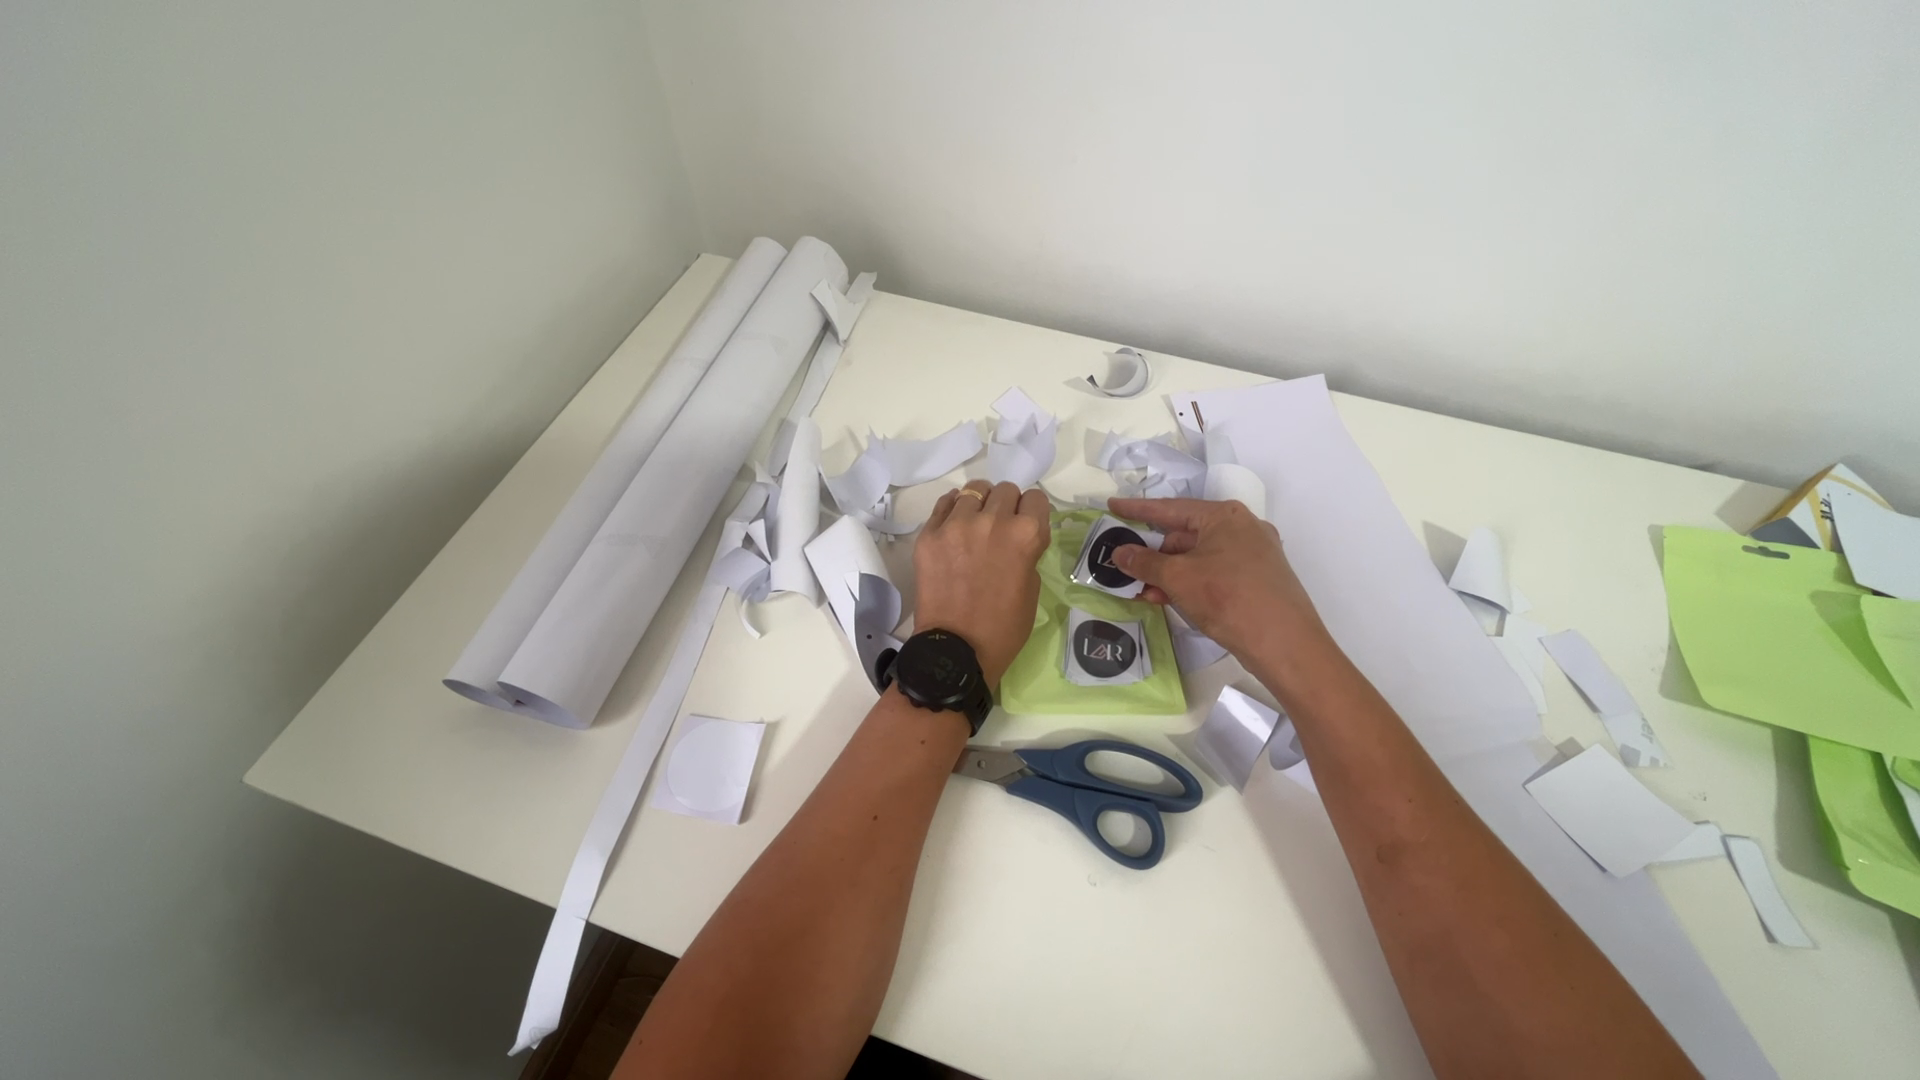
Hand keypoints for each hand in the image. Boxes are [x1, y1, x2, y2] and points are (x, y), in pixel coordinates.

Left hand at [913, 480, 1051, 686]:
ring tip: (974, 526)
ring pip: (973, 490)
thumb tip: (1015, 537)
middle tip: (999, 528)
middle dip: (1006, 505)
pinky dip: (953, 510)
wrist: (956, 649)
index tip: (1025, 525)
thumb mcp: (1032, 587)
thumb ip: (1027, 552)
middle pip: (1005, 490)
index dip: (1032, 512)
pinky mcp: (929, 534)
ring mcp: (957, 525)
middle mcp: (993, 520)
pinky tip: (954, 528)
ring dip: (979, 504)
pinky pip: (944, 504)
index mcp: (1026, 534)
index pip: (1035, 498)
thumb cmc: (1003, 627)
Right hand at [1105, 497, 1326, 661]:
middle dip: (1154, 554)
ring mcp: (1254, 555)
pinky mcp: (1258, 580)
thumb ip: (1145, 562)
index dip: (1138, 509)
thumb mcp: (1178, 578)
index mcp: (1225, 516)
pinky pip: (1214, 573)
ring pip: (1199, 558)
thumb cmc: (1228, 598)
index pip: (1171, 508)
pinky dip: (1191, 584)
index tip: (1113, 506)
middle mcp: (1243, 528)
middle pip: (1185, 534)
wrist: (1285, 644)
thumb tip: (1120, 553)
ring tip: (1145, 593)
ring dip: (1169, 574)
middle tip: (1126, 568)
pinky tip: (1171, 601)